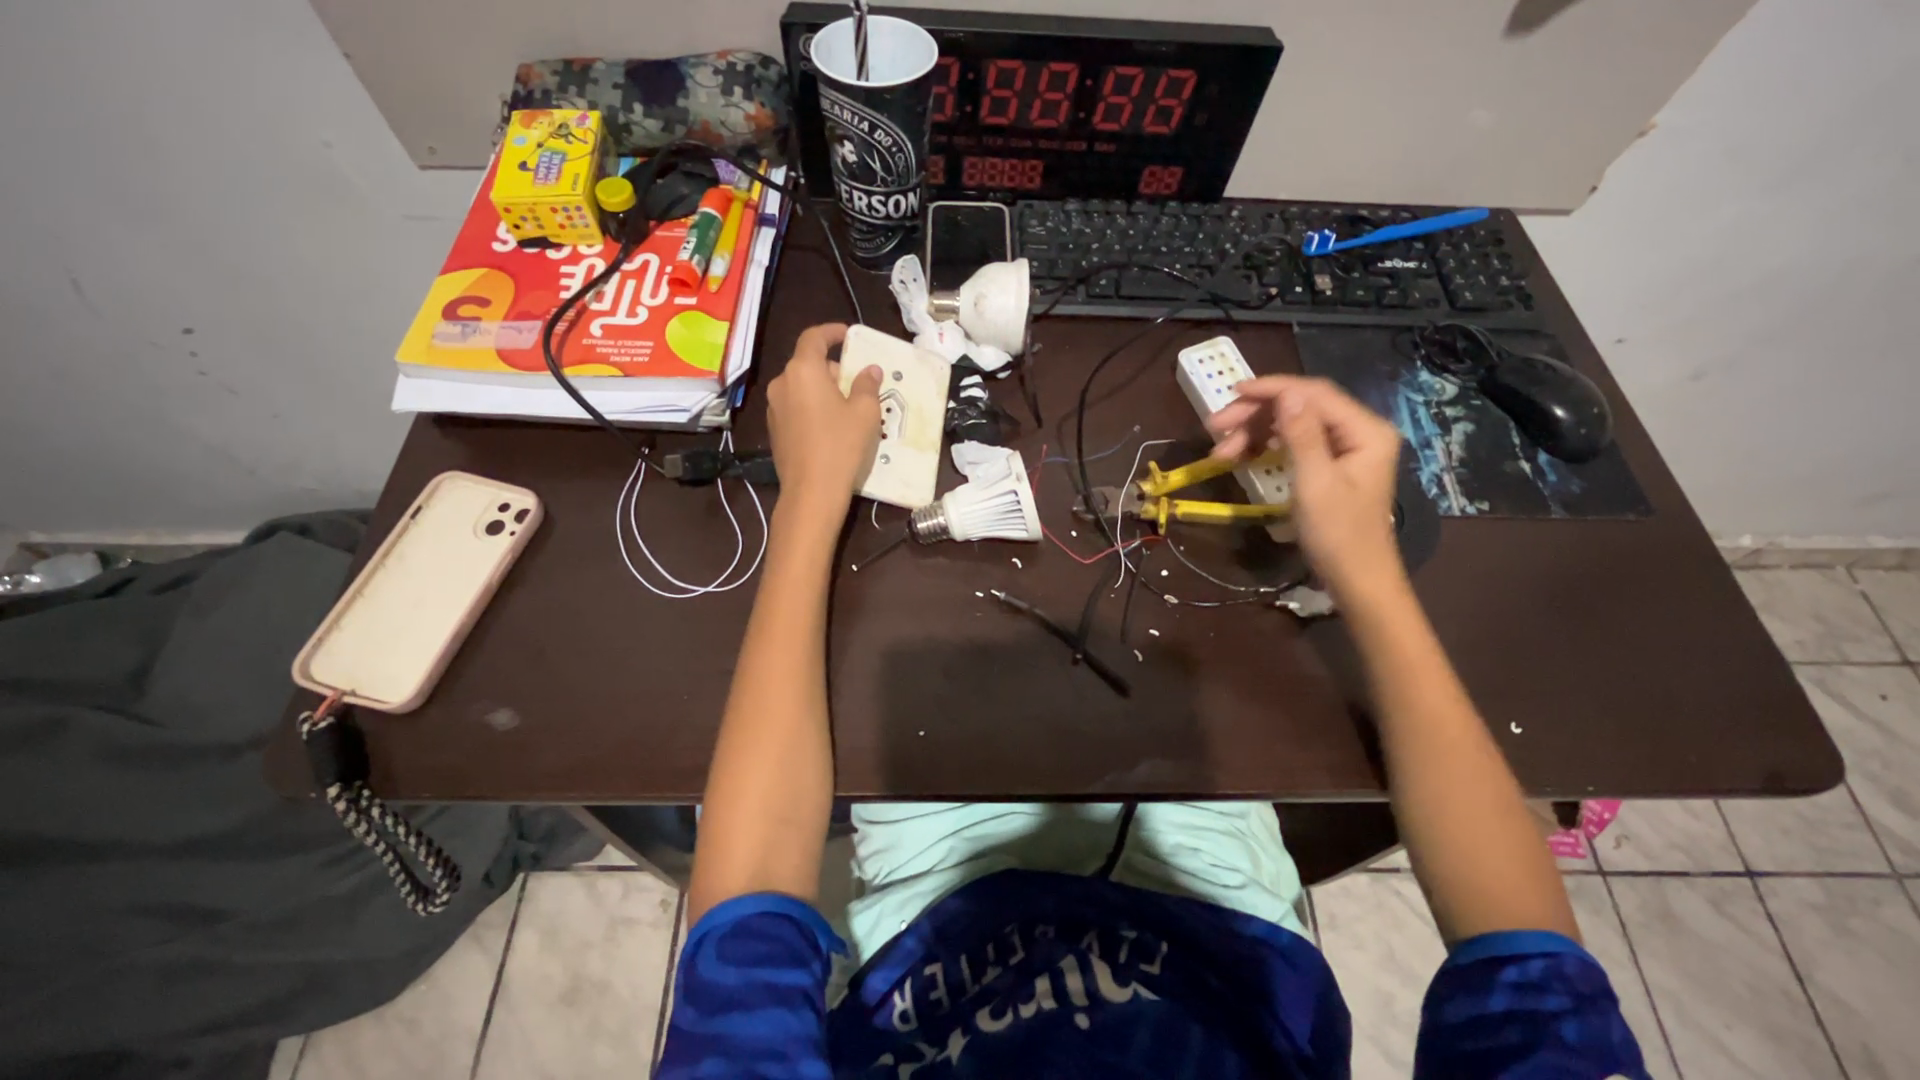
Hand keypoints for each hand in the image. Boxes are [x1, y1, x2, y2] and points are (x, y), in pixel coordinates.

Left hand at [765, 324, 881, 514]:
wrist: (811, 492)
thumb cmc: (841, 445)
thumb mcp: (865, 413)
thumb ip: (867, 385)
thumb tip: (869, 370)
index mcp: (803, 370)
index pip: (813, 337)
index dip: (831, 332)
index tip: (848, 335)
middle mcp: (782, 383)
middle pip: (807, 363)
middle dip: (832, 367)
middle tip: (858, 381)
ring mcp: (774, 407)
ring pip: (801, 386)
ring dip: (822, 388)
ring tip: (847, 406)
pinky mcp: (774, 429)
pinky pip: (795, 406)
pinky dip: (812, 406)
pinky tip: (830, 426)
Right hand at [1207, 376, 1403, 597]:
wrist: (1356, 580)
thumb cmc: (1338, 534)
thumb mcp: (1315, 482)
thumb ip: (1301, 434)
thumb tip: (1286, 393)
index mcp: (1365, 430)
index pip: (1313, 394)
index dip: (1271, 390)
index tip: (1232, 394)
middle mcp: (1359, 432)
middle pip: (1301, 407)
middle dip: (1256, 415)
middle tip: (1215, 427)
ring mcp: (1345, 449)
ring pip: (1293, 425)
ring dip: (1255, 433)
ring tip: (1221, 453)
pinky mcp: (1332, 466)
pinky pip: (1295, 444)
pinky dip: (1267, 447)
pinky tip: (1242, 456)